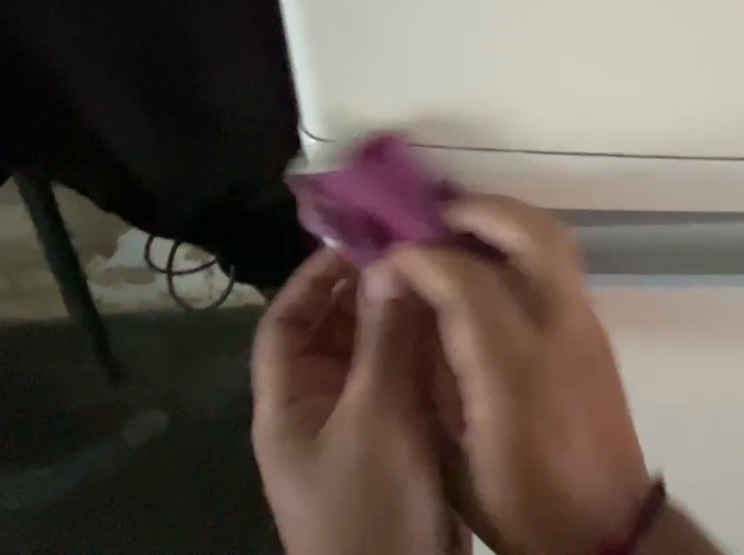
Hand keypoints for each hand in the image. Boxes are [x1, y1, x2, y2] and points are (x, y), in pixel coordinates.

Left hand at [251, 246, 464, 554]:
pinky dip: (427, 344)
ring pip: (377, 348)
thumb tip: (390, 263)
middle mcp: (322, 404)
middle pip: (335, 329)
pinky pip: (408, 373)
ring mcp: (364, 419)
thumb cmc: (369, 506)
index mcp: (289, 404)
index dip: (313, 278)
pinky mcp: (403, 432)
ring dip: (403, 312)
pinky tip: (458, 317)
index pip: (285, 323)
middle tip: (415, 242)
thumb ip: (384, 340)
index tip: (360, 238)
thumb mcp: (374, 418)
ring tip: (442, 267)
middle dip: (368, 287)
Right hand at [391, 194, 654, 554]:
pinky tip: (492, 262)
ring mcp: (587, 322)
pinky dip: (525, 244)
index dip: (425, 258)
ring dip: (507, 221)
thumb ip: (430, 373)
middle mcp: (560, 329)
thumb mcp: (454, 451)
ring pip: (555, 238)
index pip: (468, 281)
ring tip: (462, 228)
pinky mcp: (597, 327)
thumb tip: (410, 306)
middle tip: (438, 214)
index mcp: (515, 370)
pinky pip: (561, 262)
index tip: (393, 254)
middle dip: (482, 212)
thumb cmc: (520, 500)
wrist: (605, 526)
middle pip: (532, 234)